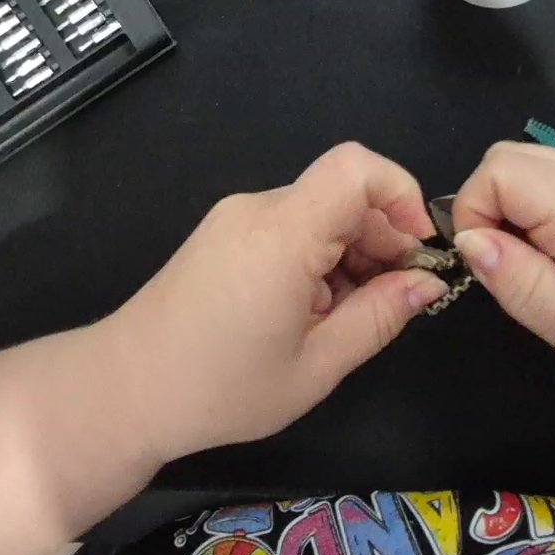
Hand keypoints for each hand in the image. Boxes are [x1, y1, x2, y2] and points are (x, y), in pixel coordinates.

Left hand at [101, 143, 450, 462]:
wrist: (126, 387)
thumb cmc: (222, 388)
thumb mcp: (316, 366)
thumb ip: (380, 317)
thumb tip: (428, 282)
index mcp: (282, 232)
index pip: (356, 167)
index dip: (401, 193)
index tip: (418, 248)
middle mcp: (257, 208)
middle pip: (341, 194)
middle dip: (381, 239)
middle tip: (391, 302)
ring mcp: (235, 217)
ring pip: (318, 212)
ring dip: (348, 254)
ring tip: (342, 318)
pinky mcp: (223, 231)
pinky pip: (288, 226)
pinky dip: (316, 257)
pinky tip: (309, 311)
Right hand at [450, 142, 554, 435]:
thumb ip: (524, 286)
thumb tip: (466, 240)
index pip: (499, 171)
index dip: (475, 214)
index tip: (494, 270)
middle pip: (509, 156)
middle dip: (487, 207)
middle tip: (512, 271)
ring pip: (532, 163)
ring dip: (512, 209)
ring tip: (538, 270)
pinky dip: (538, 210)